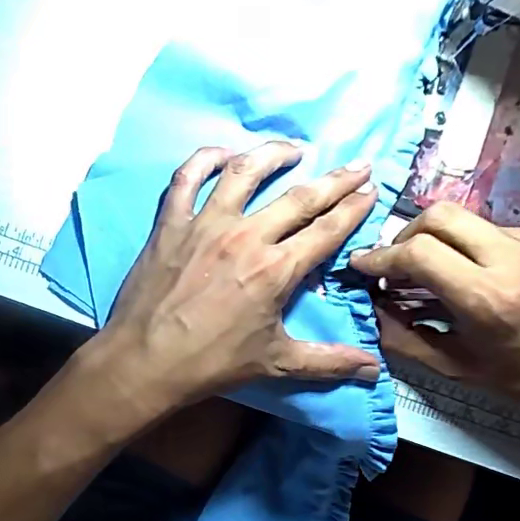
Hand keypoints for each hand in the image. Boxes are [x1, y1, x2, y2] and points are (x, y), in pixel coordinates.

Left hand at [83, 143, 380, 417]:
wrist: (145, 361)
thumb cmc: (213, 363)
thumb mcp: (277, 363)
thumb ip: (328, 361)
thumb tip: (373, 371)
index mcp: (276, 269)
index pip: (327, 230)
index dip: (353, 207)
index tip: (371, 188)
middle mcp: (246, 236)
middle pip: (299, 197)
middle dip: (335, 179)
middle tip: (358, 164)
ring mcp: (205, 224)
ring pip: (244, 172)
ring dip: (274, 155)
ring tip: (294, 148)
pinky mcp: (171, 223)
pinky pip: (188, 178)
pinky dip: (206, 159)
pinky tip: (223, 153)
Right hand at [349, 203, 519, 430]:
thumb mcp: (463, 369)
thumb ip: (408, 339)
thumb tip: (371, 313)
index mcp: (491, 299)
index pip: (419, 253)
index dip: (382, 256)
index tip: (365, 266)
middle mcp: (519, 257)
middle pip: (441, 214)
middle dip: (408, 233)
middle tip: (400, 262)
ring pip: (474, 222)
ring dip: (450, 244)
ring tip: (450, 276)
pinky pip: (506, 231)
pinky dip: (486, 250)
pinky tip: (494, 276)